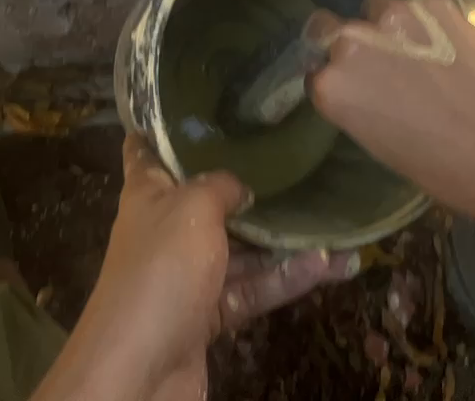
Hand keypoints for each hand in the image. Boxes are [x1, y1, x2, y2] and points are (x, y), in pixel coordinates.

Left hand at [32, 136, 358, 400]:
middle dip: (249, 184)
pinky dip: (287, 278)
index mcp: (148, 191)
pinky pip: (253, 287)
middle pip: (210, 197)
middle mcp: (167, 226)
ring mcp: (188, 273)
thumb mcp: (193, 209)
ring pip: (241, 246)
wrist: (140, 372)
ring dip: (284, 238)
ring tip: (334, 222)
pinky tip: (330, 265)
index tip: (200, 102)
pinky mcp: (209, 315)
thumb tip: (243, 185)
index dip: (166, 124)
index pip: (147, 146)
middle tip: (295, 159)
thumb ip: (222, 186)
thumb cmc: (161, 269)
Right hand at [310, 0, 474, 221]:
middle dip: (353, 43)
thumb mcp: (377, 141)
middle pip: (332, 28)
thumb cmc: (441, 167)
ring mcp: (392, 16)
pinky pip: (417, 8)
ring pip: (376, 10)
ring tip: (423, 53)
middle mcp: (352, 42)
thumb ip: (357, 100)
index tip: (357, 86)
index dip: (337, 76)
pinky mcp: (432, 3)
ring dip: (388, 27)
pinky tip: (451, 49)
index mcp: (333, 85)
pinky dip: (427, 24)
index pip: (317, 69)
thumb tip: (364, 83)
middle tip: (384, 65)